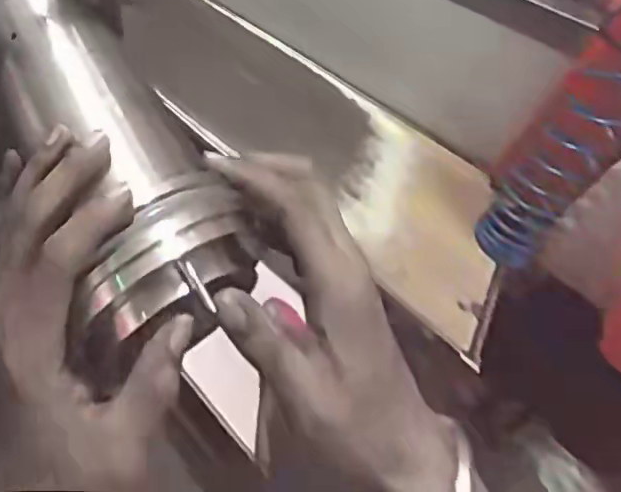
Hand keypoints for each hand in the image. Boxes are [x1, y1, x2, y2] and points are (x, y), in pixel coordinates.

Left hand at [0, 132, 193, 491]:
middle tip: (96, 141)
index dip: (90, 221)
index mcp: (29, 344)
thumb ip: (152, 388)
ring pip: (7, 223)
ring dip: (34, 175)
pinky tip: (16, 164)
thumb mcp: (117, 455)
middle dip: (61, 178)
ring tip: (59, 134)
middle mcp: (2, 312)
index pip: (56, 262)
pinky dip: (7, 195)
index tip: (127, 192)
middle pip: (26, 227)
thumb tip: (187, 321)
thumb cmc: (59, 479)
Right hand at [207, 154, 459, 491]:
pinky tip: (245, 230)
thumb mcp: (307, 397)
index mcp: (338, 279)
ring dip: (270, 186)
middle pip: (310, 187)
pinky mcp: (341, 279)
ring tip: (223, 191)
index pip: (297, 205)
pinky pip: (308, 227)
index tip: (214, 166)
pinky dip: (275, 214)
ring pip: (311, 201)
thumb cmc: (357, 427)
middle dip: (264, 167)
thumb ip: (264, 344)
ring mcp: (347, 267)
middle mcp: (346, 260)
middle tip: (217, 170)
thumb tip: (219, 295)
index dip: (255, 178)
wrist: (406, 453)